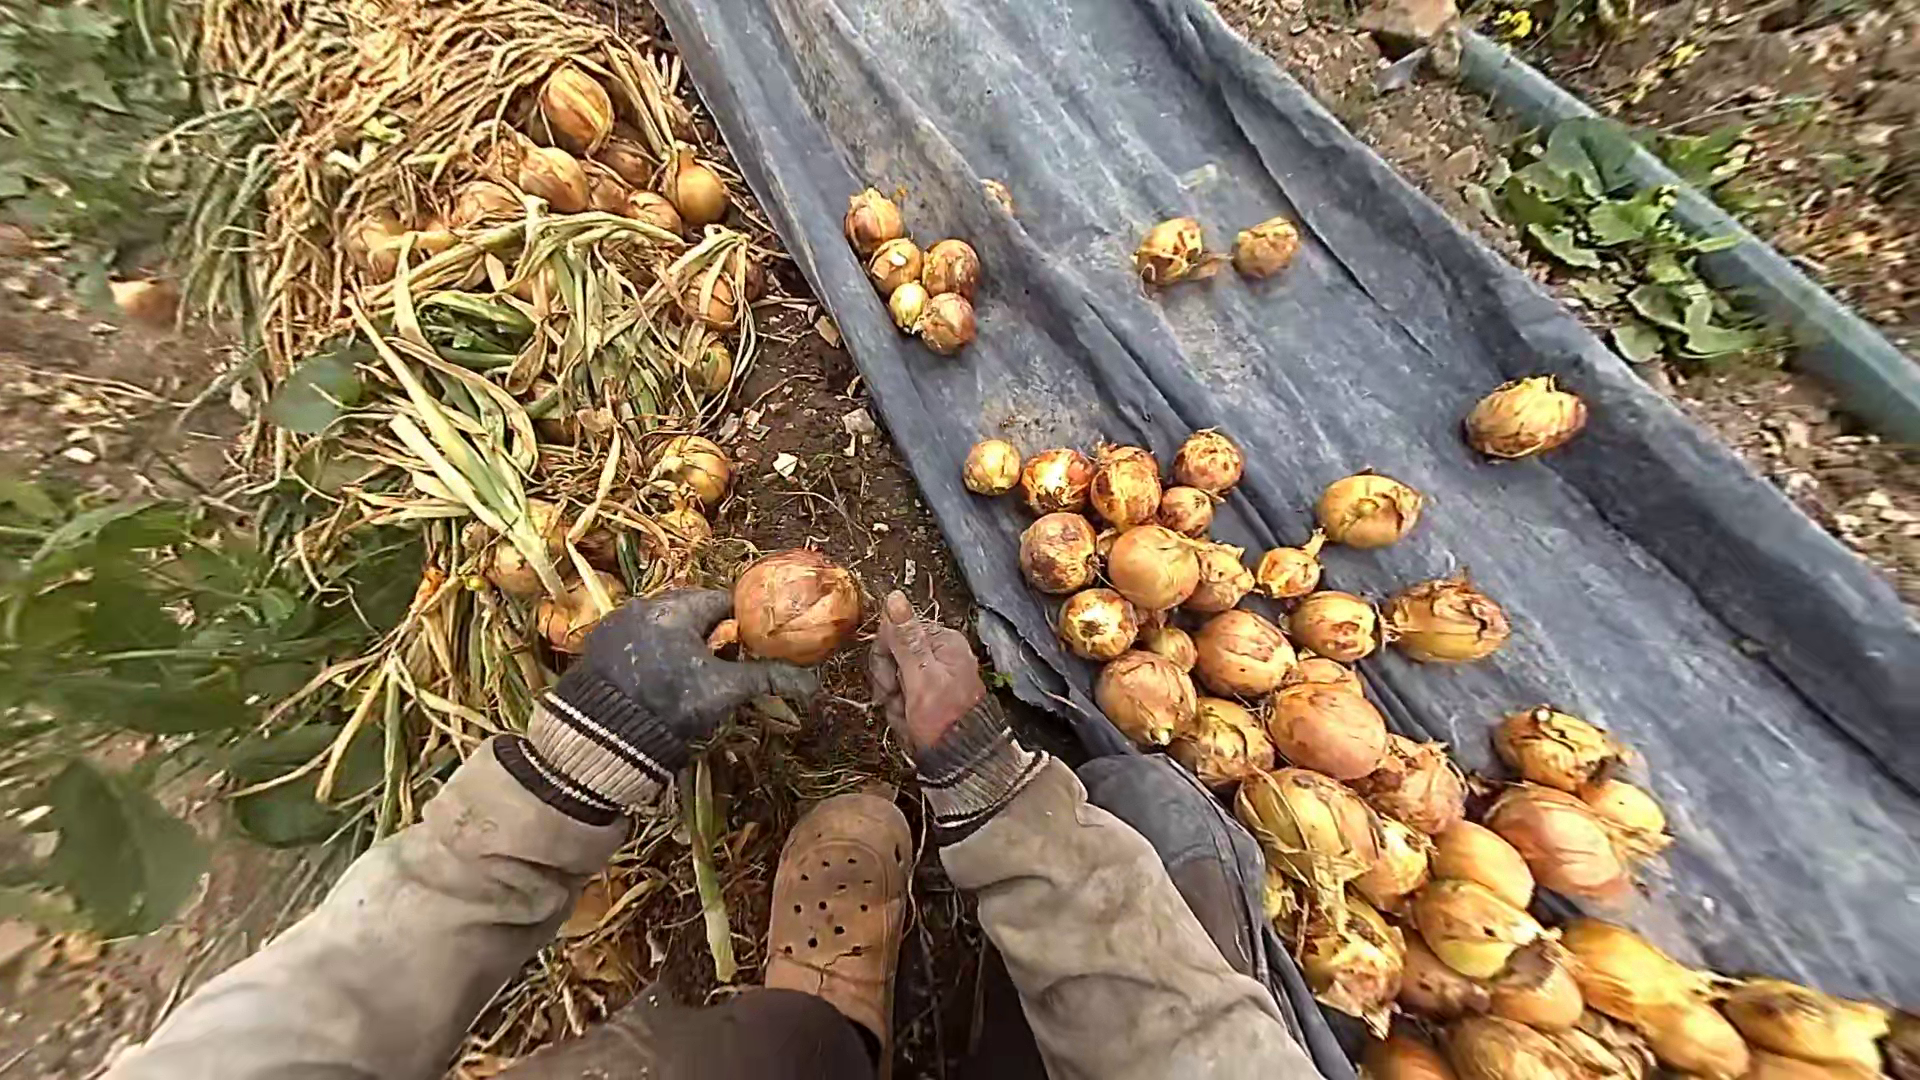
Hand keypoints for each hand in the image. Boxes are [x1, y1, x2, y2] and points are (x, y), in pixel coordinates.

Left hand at [505, 588, 817, 822]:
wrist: (597, 744)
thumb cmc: (671, 705)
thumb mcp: (726, 690)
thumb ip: (769, 677)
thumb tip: (814, 683)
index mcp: (679, 607)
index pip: (726, 602)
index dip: (743, 626)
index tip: (749, 650)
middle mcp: (646, 604)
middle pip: (697, 612)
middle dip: (714, 636)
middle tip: (724, 668)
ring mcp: (618, 623)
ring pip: (668, 625)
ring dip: (685, 644)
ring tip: (692, 678)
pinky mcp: (599, 644)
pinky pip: (642, 638)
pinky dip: (657, 653)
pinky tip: (660, 681)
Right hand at [867, 591, 1042, 839]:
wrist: (962, 763)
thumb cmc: (945, 720)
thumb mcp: (920, 677)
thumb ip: (905, 638)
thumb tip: (894, 596)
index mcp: (942, 641)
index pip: (896, 630)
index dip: (884, 657)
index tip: (889, 682)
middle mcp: (940, 653)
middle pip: (892, 654)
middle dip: (889, 682)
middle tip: (897, 701)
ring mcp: (935, 675)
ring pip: (894, 678)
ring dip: (893, 702)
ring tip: (907, 718)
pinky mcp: (930, 696)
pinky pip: (902, 696)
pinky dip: (901, 712)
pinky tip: (910, 724)